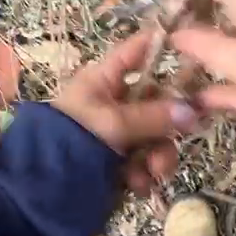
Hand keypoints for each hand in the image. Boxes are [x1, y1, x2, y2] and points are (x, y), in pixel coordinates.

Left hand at [51, 31, 200, 192]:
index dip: (160, 45)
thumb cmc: (72, 142)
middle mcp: (110, 102)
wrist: (40, 192)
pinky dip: (144, 174)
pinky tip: (137, 185)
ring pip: (154, 135)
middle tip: (180, 136)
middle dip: (167, 124)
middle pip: (154, 101)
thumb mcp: (114, 124)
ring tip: (152, 173)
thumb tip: (194, 111)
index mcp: (102, 80)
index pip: (135, 51)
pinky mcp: (115, 162)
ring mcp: (114, 134)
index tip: (190, 44)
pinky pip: (143, 161)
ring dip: (158, 155)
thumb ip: (154, 117)